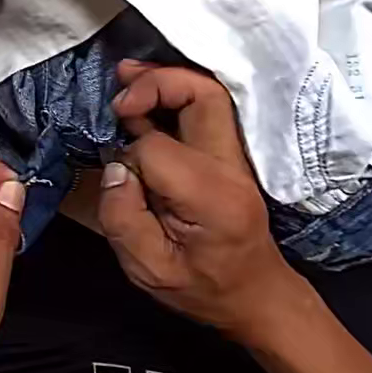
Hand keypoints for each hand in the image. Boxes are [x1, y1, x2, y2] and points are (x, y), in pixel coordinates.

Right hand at [97, 61, 313, 343]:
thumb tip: (115, 167)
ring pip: (209, 94)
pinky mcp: (230, 154)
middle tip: (119, 91)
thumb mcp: (148, 271)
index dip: (127, 158)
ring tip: (126, 77)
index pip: (157, 150)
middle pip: (203, 96)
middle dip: (156, 83)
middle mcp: (231, 168)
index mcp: (212, 198)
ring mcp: (236, 158)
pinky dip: (174, 93)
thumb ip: (123, 218)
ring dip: (166, 79)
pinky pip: (206, 108)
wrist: (255, 295)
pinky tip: (145, 96)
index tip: (119, 180)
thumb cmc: (202, 289)